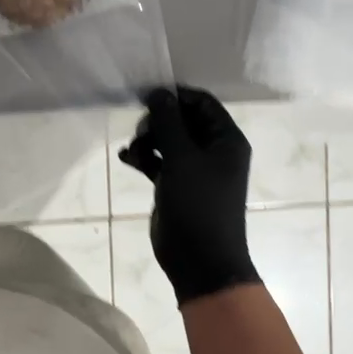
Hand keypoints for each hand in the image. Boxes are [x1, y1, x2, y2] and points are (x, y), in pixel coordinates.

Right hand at [117, 86, 259, 304]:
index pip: (203, 103)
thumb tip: (158, 93)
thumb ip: (169, 123)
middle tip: (141, 131)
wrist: (200, 260)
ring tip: (133, 150)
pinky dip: (144, 158)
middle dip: (158, 121)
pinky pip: (158, 162)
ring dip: (148, 140)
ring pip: (168, 141)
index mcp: (226, 140)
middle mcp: (213, 151)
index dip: (176, 97)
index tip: (148, 98)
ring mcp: (194, 169)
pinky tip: (126, 158)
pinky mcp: (176, 186)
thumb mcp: (182, 159)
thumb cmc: (198, 205)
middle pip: (183, 120)